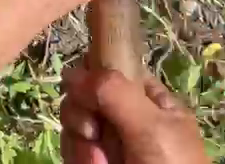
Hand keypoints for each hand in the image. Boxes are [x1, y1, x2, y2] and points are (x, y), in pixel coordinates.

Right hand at [60, 65, 206, 163]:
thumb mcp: (151, 127)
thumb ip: (112, 90)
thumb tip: (70, 75)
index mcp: (153, 105)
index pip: (111, 69)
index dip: (94, 77)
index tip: (90, 94)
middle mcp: (130, 122)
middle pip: (84, 96)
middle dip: (83, 118)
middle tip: (96, 137)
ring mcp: (114, 148)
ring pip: (74, 125)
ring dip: (81, 146)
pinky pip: (73, 151)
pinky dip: (79, 160)